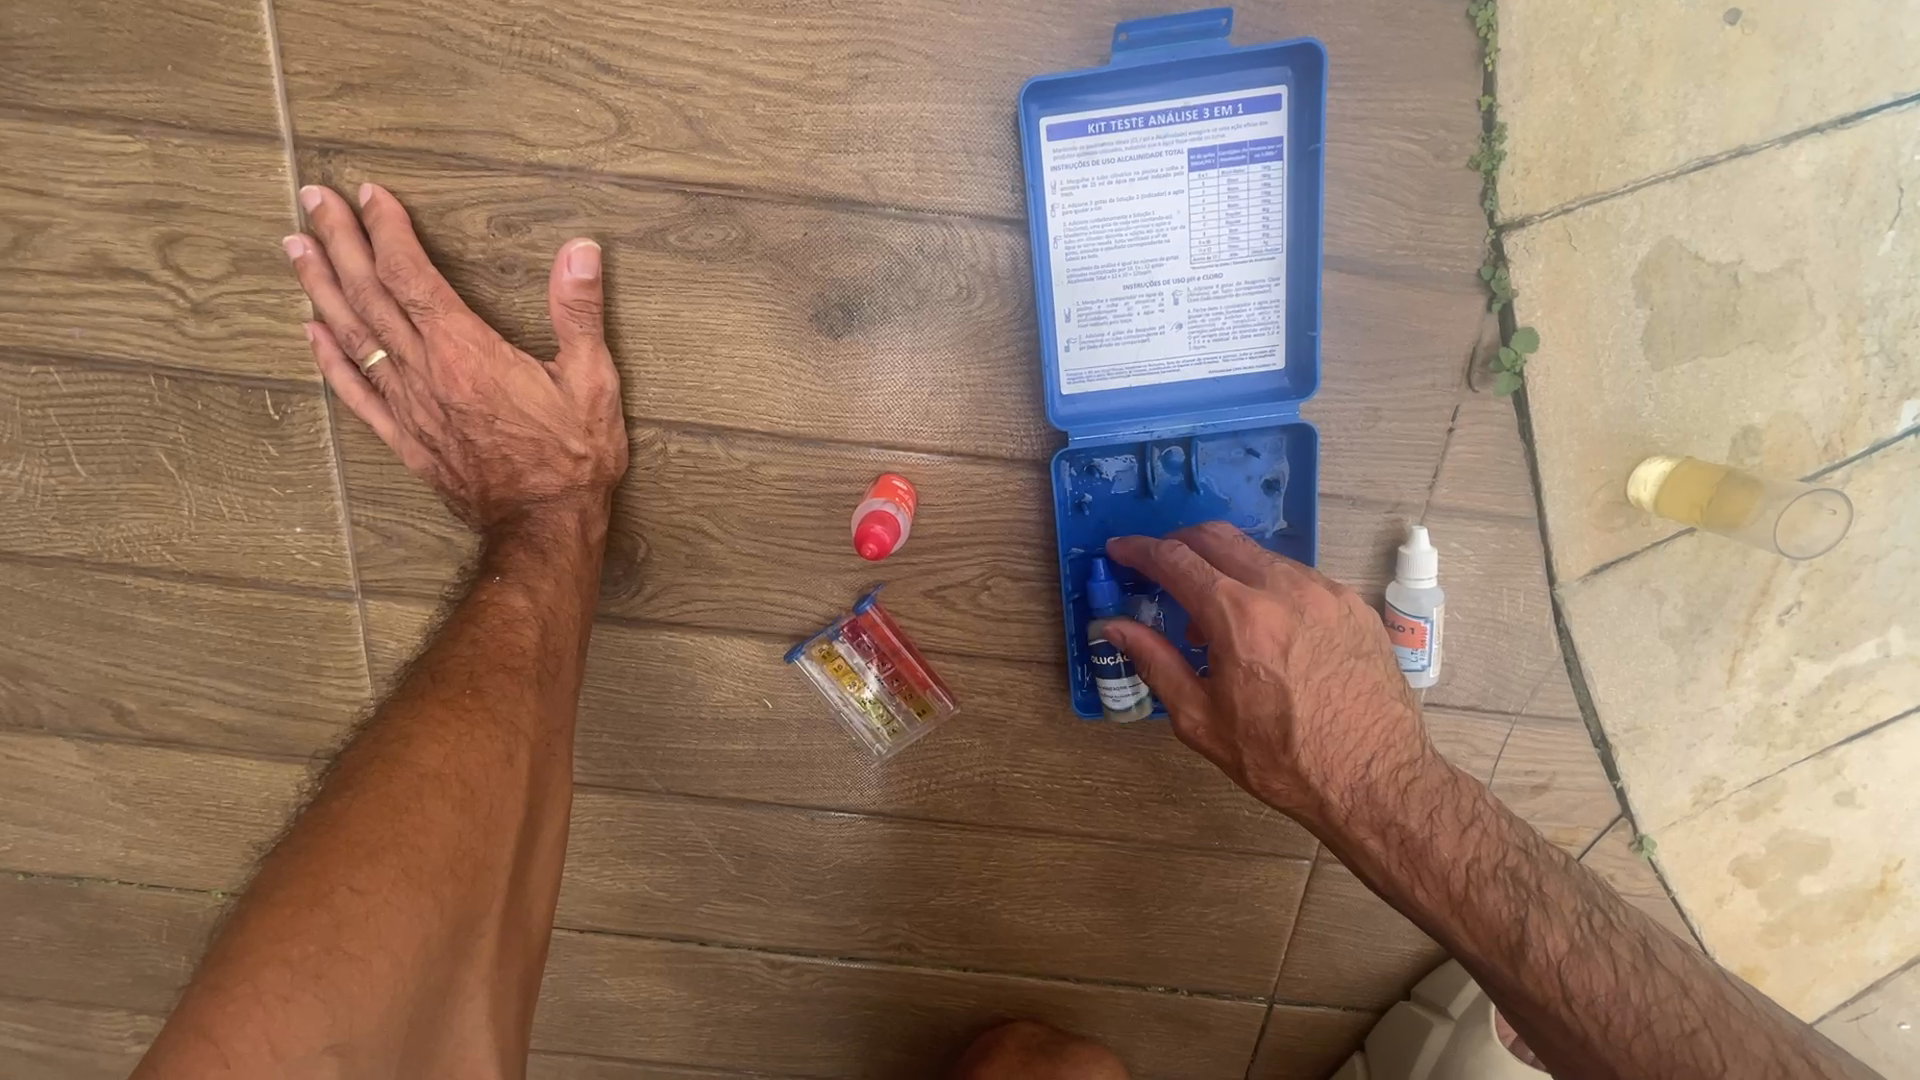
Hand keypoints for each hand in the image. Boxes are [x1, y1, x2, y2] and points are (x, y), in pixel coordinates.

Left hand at [282, 183, 628, 535]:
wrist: (544, 524)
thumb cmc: (575, 455)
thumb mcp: (593, 381)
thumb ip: (579, 314)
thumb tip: (581, 251)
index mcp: (468, 351)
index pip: (413, 276)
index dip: (388, 231)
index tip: (369, 195)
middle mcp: (425, 372)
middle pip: (370, 296)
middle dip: (340, 243)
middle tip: (314, 201)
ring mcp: (409, 407)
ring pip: (352, 336)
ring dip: (321, 288)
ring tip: (296, 247)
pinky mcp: (407, 439)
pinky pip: (355, 392)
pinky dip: (328, 358)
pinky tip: (310, 332)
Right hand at [1100, 523, 1437, 833]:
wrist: (1377, 783)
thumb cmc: (1280, 760)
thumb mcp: (1200, 718)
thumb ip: (1154, 661)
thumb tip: (1113, 626)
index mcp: (1239, 617)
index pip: (1175, 560)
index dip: (1139, 550)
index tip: (1119, 550)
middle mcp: (1283, 588)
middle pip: (1216, 537)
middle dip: (1178, 542)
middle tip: (1157, 566)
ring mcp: (1324, 591)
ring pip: (1258, 553)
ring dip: (1222, 566)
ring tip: (1211, 613)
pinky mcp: (1353, 605)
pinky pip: (1295, 575)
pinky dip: (1263, 584)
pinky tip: (1260, 626)